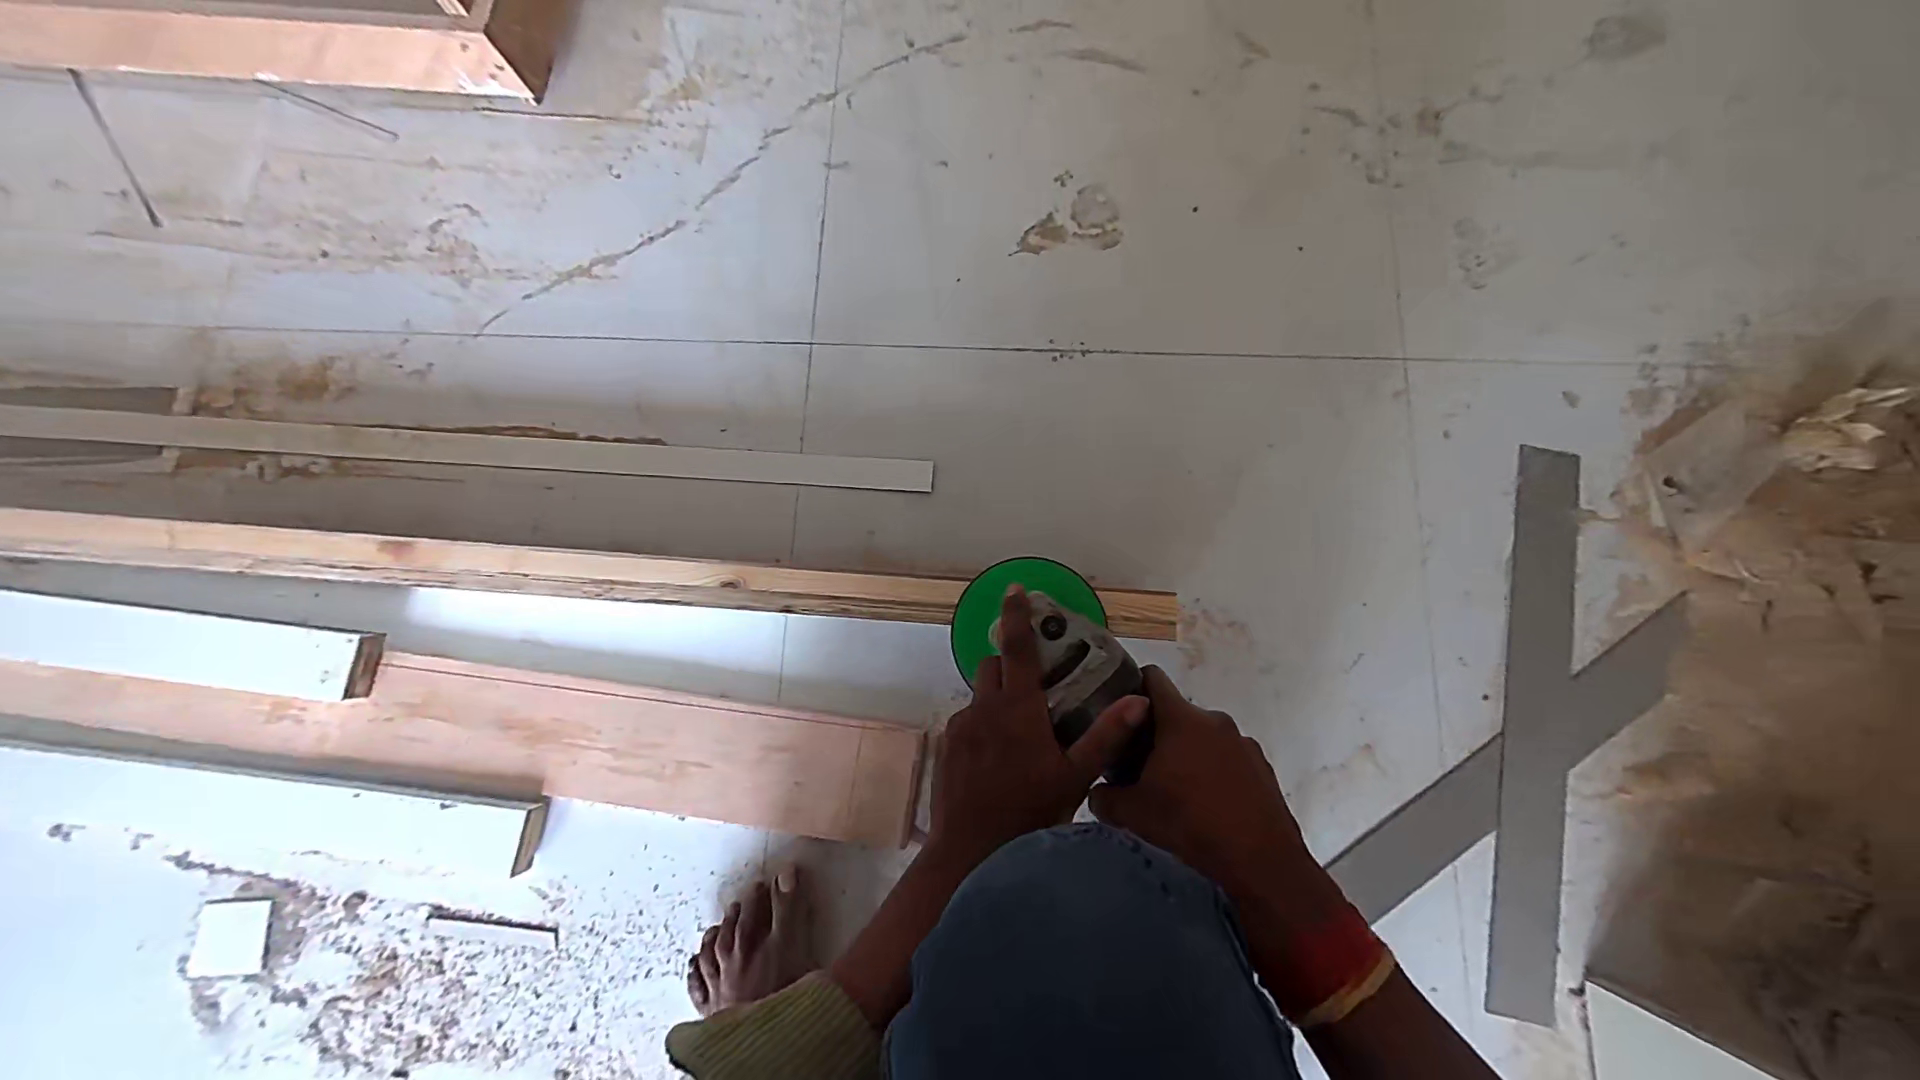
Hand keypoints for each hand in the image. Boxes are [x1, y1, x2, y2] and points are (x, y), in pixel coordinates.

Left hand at [926, 585, 1150, 866]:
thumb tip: (1139, 700)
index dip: (1016, 615)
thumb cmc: (1029, 812)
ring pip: (979, 695)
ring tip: (1018, 735)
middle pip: (992, 666)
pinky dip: (982, 726)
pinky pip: (967, 721)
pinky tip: (996, 760)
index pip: (1016, 647)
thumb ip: (1107, 736)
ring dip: (997, 700)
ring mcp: (960, 726)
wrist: (970, 851)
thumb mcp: (1075, 777)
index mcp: (1017, 708)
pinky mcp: (946, 745)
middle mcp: (984, 708)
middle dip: (1009, 666)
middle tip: (1033, 691)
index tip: (1015, 589)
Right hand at [1088, 667, 1342, 919]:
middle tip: (1139, 766)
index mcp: (1181, 720)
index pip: (1151, 677)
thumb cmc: (1190, 826)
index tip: (1118, 712)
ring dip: (1186, 755)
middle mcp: (1215, 720)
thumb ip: (1104, 797)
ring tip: (1175, 792)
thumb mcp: (1132, 814)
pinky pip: (1228, 759)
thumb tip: (1096, 792)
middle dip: (1156, 733)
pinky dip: (1214, 773)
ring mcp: (1244, 743)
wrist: (1262, 866)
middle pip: (1176, 713)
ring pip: (1203, 738)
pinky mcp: (1263, 768)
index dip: (1131, 688)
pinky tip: (1208, 808)